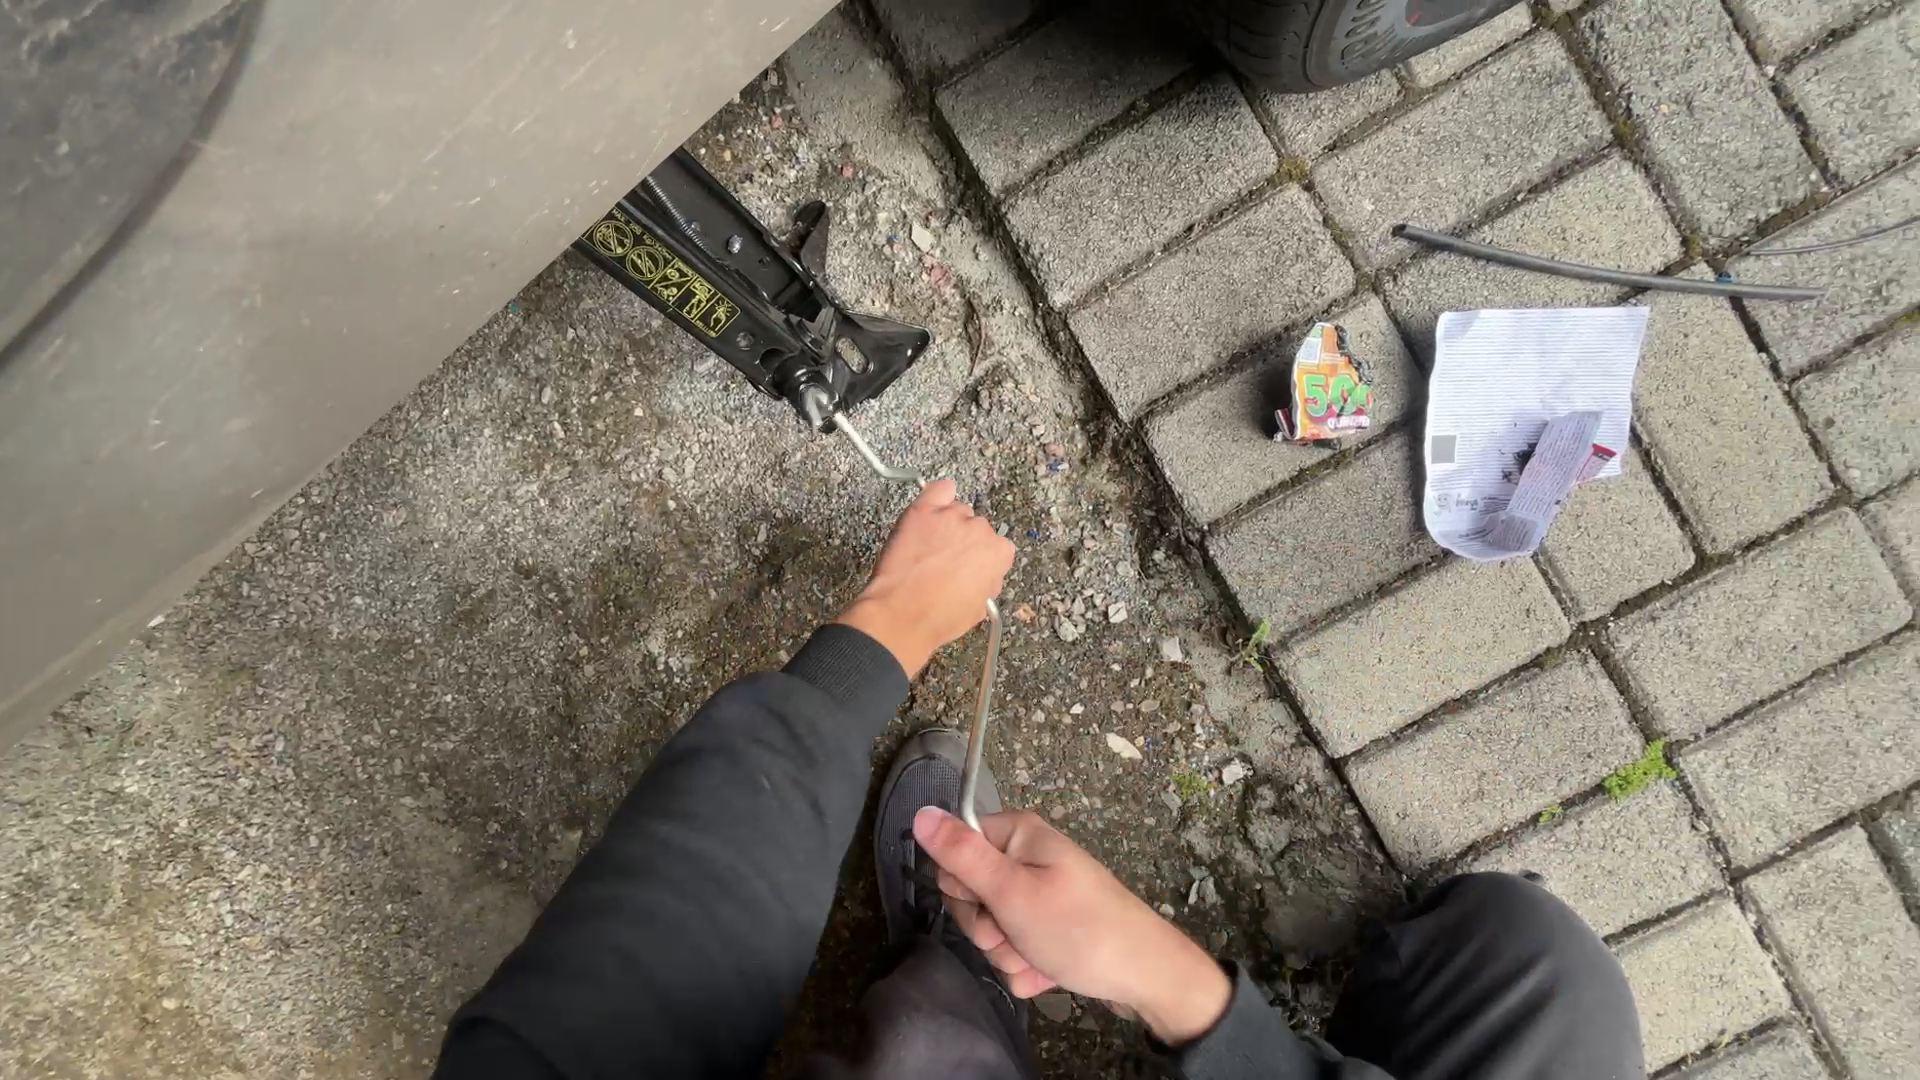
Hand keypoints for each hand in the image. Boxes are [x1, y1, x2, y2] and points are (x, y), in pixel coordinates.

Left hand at [834, 478, 1015, 677]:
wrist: (902, 615)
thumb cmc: (938, 617)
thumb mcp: (978, 608)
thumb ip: (987, 583)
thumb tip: (982, 577)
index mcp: (997, 553)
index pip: (998, 547)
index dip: (982, 559)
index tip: (971, 567)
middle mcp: (978, 530)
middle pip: (977, 526)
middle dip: (964, 541)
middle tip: (945, 560)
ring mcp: (949, 517)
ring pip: (956, 509)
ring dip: (947, 523)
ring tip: (929, 545)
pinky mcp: (923, 512)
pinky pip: (939, 490)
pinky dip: (940, 493)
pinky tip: (935, 504)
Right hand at [913, 806, 1232, 1045]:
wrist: (1144, 976)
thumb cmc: (1078, 927)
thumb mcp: (1012, 891)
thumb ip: (962, 855)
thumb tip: (921, 812)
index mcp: (1018, 834)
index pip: (957, 848)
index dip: (963, 884)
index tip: (986, 902)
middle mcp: (1027, 856)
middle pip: (971, 892)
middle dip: (987, 926)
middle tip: (1016, 933)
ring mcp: (1039, 893)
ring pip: (991, 926)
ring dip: (1007, 951)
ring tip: (1039, 955)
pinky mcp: (1048, 927)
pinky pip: (1015, 948)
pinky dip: (1027, 965)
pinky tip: (1049, 970)